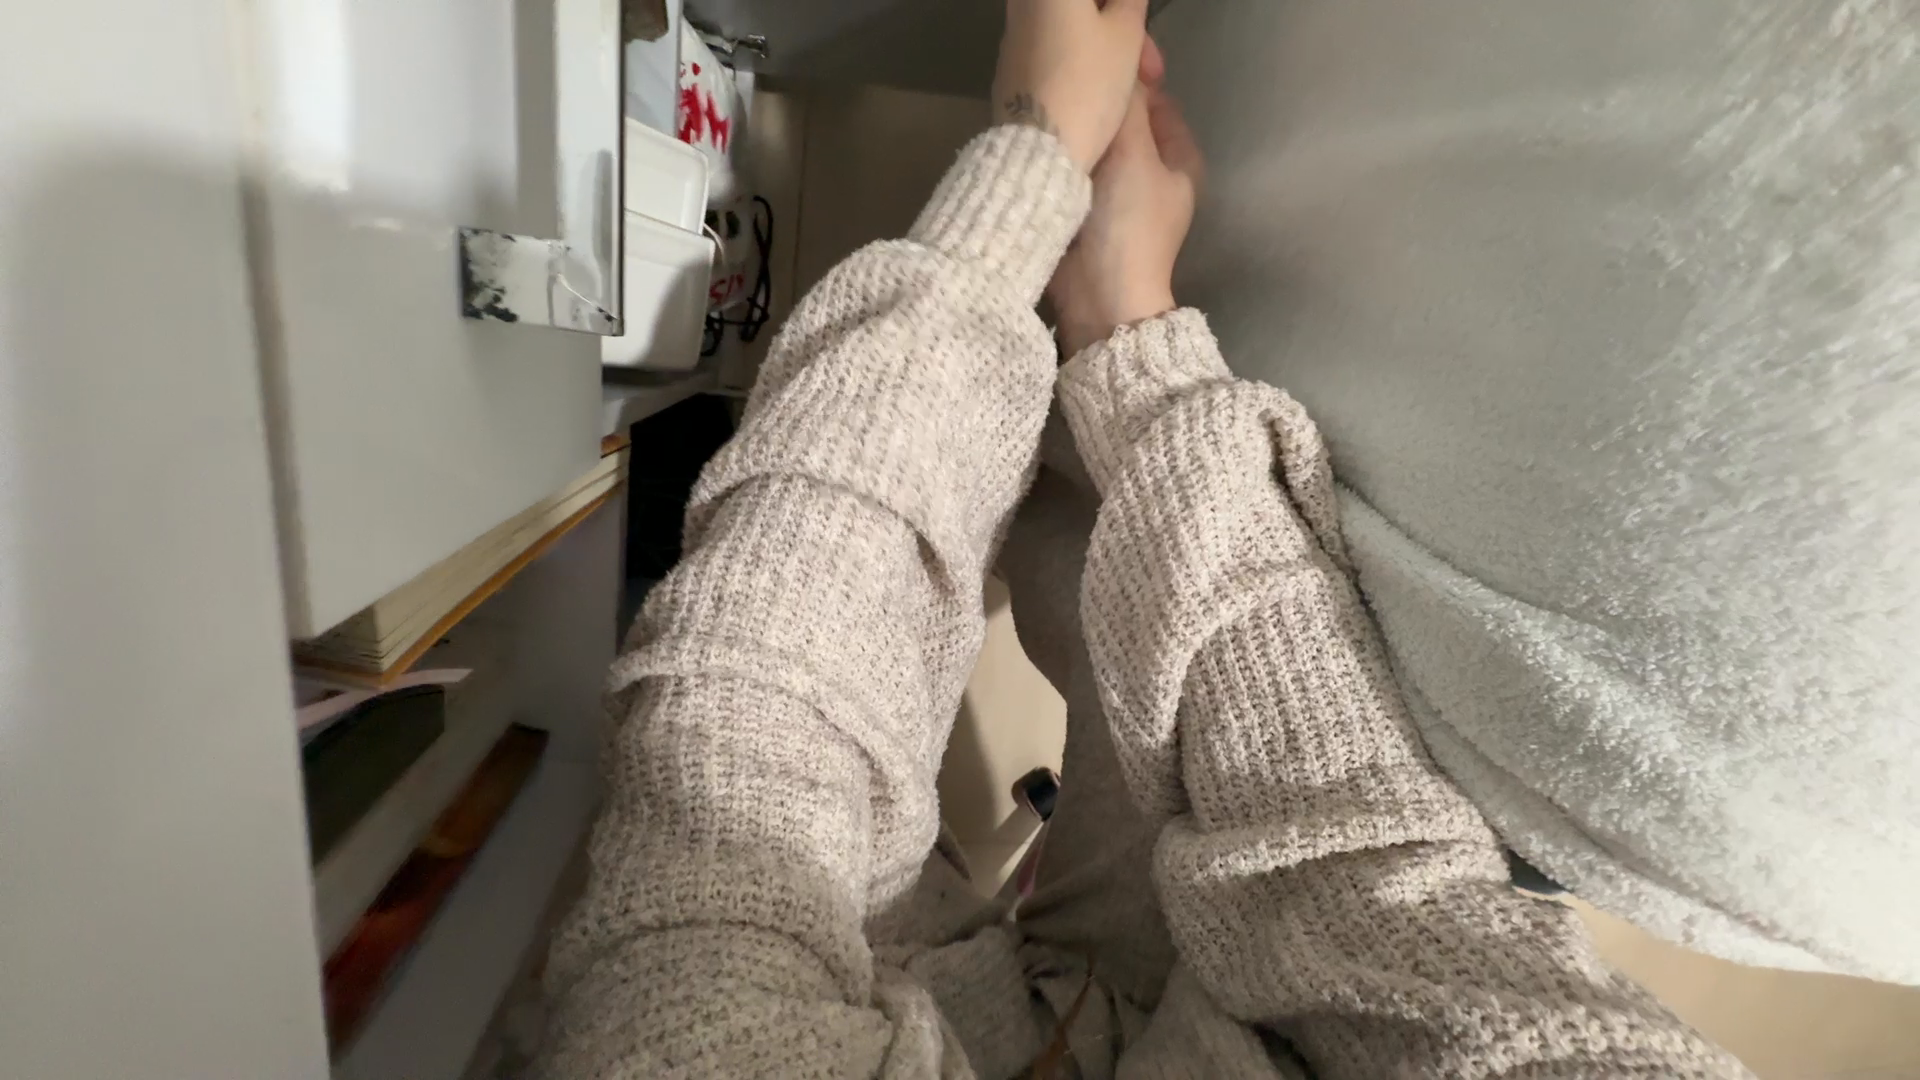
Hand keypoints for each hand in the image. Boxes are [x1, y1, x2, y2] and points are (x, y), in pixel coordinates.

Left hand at [991, 0, 1155, 170]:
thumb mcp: (1126, 36)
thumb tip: (1123, 0)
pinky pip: (1051, 60)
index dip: (1126, 9)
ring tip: (1130, 89)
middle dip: (1120, 31)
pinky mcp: (1007, 78)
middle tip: (1149, 69)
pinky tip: (1096, 97)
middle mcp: (1021, 7)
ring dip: (1103, 53)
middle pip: (1083, 12)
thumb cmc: (1088, 86)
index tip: (1142, 29)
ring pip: (1068, 36)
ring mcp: (1011, 44)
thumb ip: (1129, 2)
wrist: (1038, 152)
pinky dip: (1077, 69)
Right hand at [1050, 85, 1203, 357]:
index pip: (1155, 102)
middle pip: (1120, 130)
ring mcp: (1116, 205)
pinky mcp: (1085, 226)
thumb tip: (1115, 77)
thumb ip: (1125, 106)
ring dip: (1072, 148)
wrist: (1100, 304)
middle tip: (1062, 104)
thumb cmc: (1127, 227)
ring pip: (1092, 158)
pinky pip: (1069, 186)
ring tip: (1047, 133)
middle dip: (1094, 118)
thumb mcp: (1133, 153)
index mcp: (1179, 160)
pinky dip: (1058, 177)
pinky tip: (1039, 165)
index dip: (1128, 86)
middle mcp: (1151, 180)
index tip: (1093, 79)